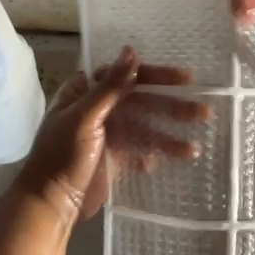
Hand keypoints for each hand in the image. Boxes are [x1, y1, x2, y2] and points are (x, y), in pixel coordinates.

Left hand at [15, 46, 207, 220]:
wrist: (50, 203)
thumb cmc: (61, 156)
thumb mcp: (85, 118)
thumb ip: (111, 87)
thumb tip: (131, 50)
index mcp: (86, 92)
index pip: (128, 76)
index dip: (158, 77)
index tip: (188, 80)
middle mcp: (99, 110)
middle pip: (143, 103)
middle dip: (173, 109)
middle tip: (204, 113)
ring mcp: (108, 135)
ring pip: (146, 130)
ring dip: (170, 138)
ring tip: (194, 150)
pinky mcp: (115, 159)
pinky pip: (142, 152)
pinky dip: (156, 155)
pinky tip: (172, 161)